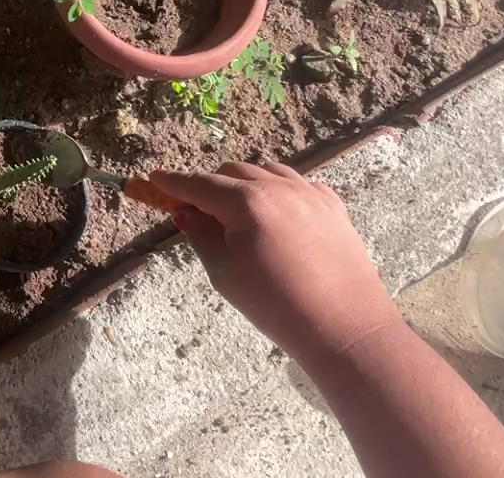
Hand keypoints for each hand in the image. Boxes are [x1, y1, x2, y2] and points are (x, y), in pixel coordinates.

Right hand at [126, 162, 400, 363]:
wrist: (349, 331)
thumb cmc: (277, 306)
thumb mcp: (224, 273)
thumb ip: (200, 236)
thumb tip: (186, 214)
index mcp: (246, 202)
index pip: (199, 184)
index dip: (173, 182)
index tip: (154, 178)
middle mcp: (277, 187)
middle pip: (230, 172)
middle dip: (209, 186)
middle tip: (198, 210)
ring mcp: (309, 193)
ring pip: (264, 171)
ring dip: (244, 183)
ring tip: (238, 210)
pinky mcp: (333, 206)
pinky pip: (296, 182)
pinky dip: (278, 189)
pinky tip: (275, 211)